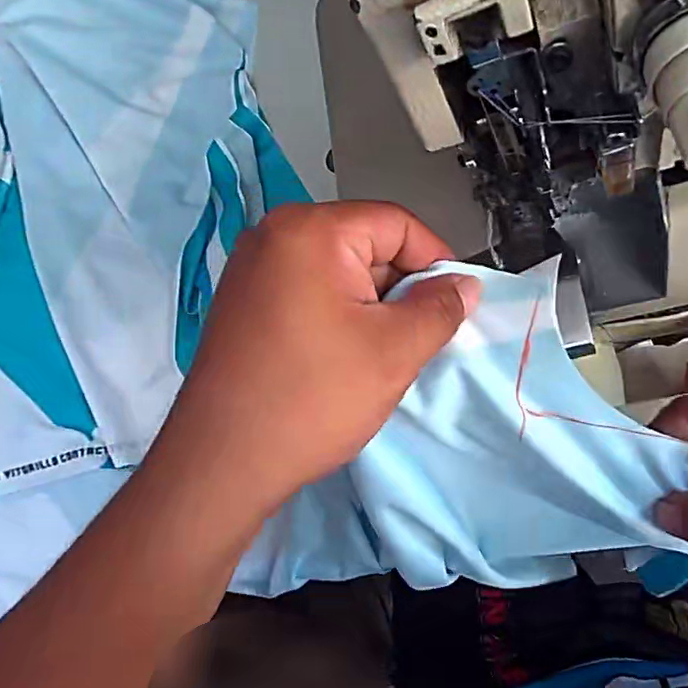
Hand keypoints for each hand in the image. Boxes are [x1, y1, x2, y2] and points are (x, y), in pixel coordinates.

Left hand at [158, 201, 478, 503]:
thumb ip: (441, 309)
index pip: (397, 224)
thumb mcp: (396, 350)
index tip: (455, 302)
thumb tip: (465, 285)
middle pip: (367, 245)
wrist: (223, 464)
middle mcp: (274, 237)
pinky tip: (347, 359)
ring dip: (374, 308)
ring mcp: (253, 271)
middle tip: (418, 337)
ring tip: (382, 355)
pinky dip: (342, 317)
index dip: (436, 260)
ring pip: (341, 273)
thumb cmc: (311, 399)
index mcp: (310, 232)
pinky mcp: (246, 304)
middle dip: (402, 289)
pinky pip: (312, 293)